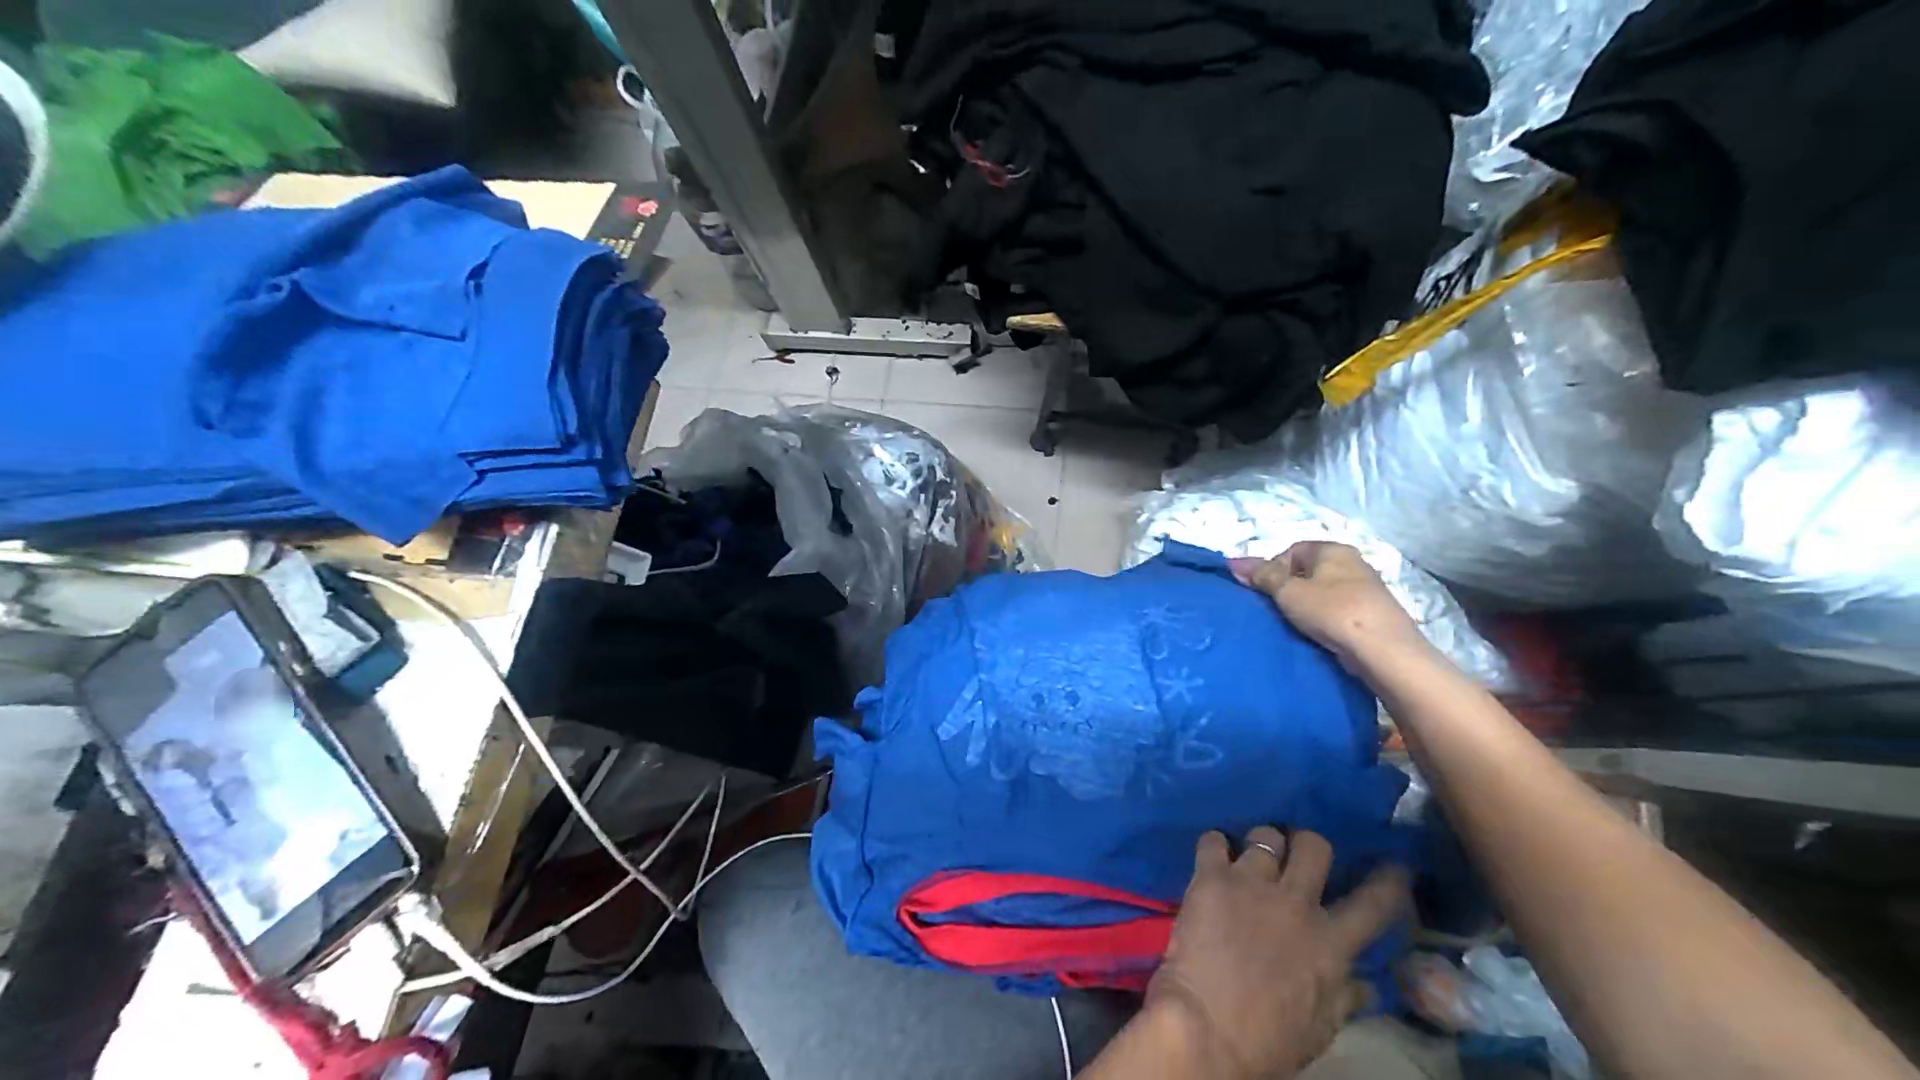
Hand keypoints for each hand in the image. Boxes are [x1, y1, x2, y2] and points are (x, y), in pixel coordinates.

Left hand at [1143, 828, 1410, 1079]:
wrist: (1209, 1028)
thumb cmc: (1268, 1039)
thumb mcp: (1320, 1027)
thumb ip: (1343, 997)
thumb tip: (1364, 985)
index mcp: (1330, 944)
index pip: (1372, 905)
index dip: (1388, 882)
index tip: (1394, 865)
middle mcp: (1295, 903)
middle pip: (1314, 846)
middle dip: (1306, 845)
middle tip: (1294, 855)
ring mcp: (1252, 884)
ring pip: (1264, 835)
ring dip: (1259, 845)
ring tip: (1248, 857)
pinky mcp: (1212, 877)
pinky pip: (1214, 840)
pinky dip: (1214, 844)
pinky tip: (1212, 858)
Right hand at [1230, 542, 1428, 671]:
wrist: (1384, 649)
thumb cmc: (1332, 611)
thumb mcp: (1288, 591)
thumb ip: (1262, 576)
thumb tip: (1234, 563)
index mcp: (1333, 549)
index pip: (1292, 550)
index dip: (1273, 569)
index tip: (1266, 593)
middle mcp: (1352, 562)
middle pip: (1308, 571)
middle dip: (1288, 588)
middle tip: (1276, 609)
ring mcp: (1366, 588)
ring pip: (1323, 592)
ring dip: (1306, 606)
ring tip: (1295, 625)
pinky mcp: (1373, 613)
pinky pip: (1338, 610)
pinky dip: (1324, 619)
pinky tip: (1317, 634)